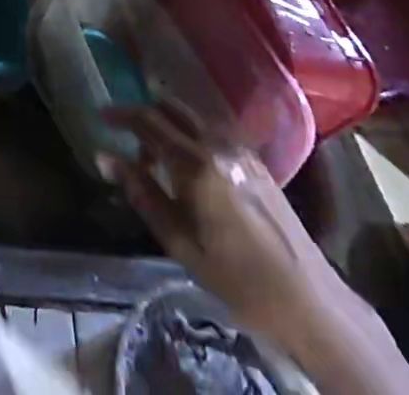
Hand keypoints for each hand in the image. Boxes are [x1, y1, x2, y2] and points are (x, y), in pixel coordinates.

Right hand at [100, 101, 344, 339]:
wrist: (307, 300)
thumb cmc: (236, 278)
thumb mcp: (178, 241)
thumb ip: (141, 192)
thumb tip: (105, 157)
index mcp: (196, 166)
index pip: (148, 122)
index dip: (121, 115)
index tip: (101, 115)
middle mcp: (219, 146)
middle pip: (171, 109)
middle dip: (143, 114)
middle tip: (123, 133)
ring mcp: (242, 151)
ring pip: (194, 117)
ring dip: (167, 122)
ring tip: (152, 152)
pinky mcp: (256, 161)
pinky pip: (213, 130)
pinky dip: (190, 132)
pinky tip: (184, 161)